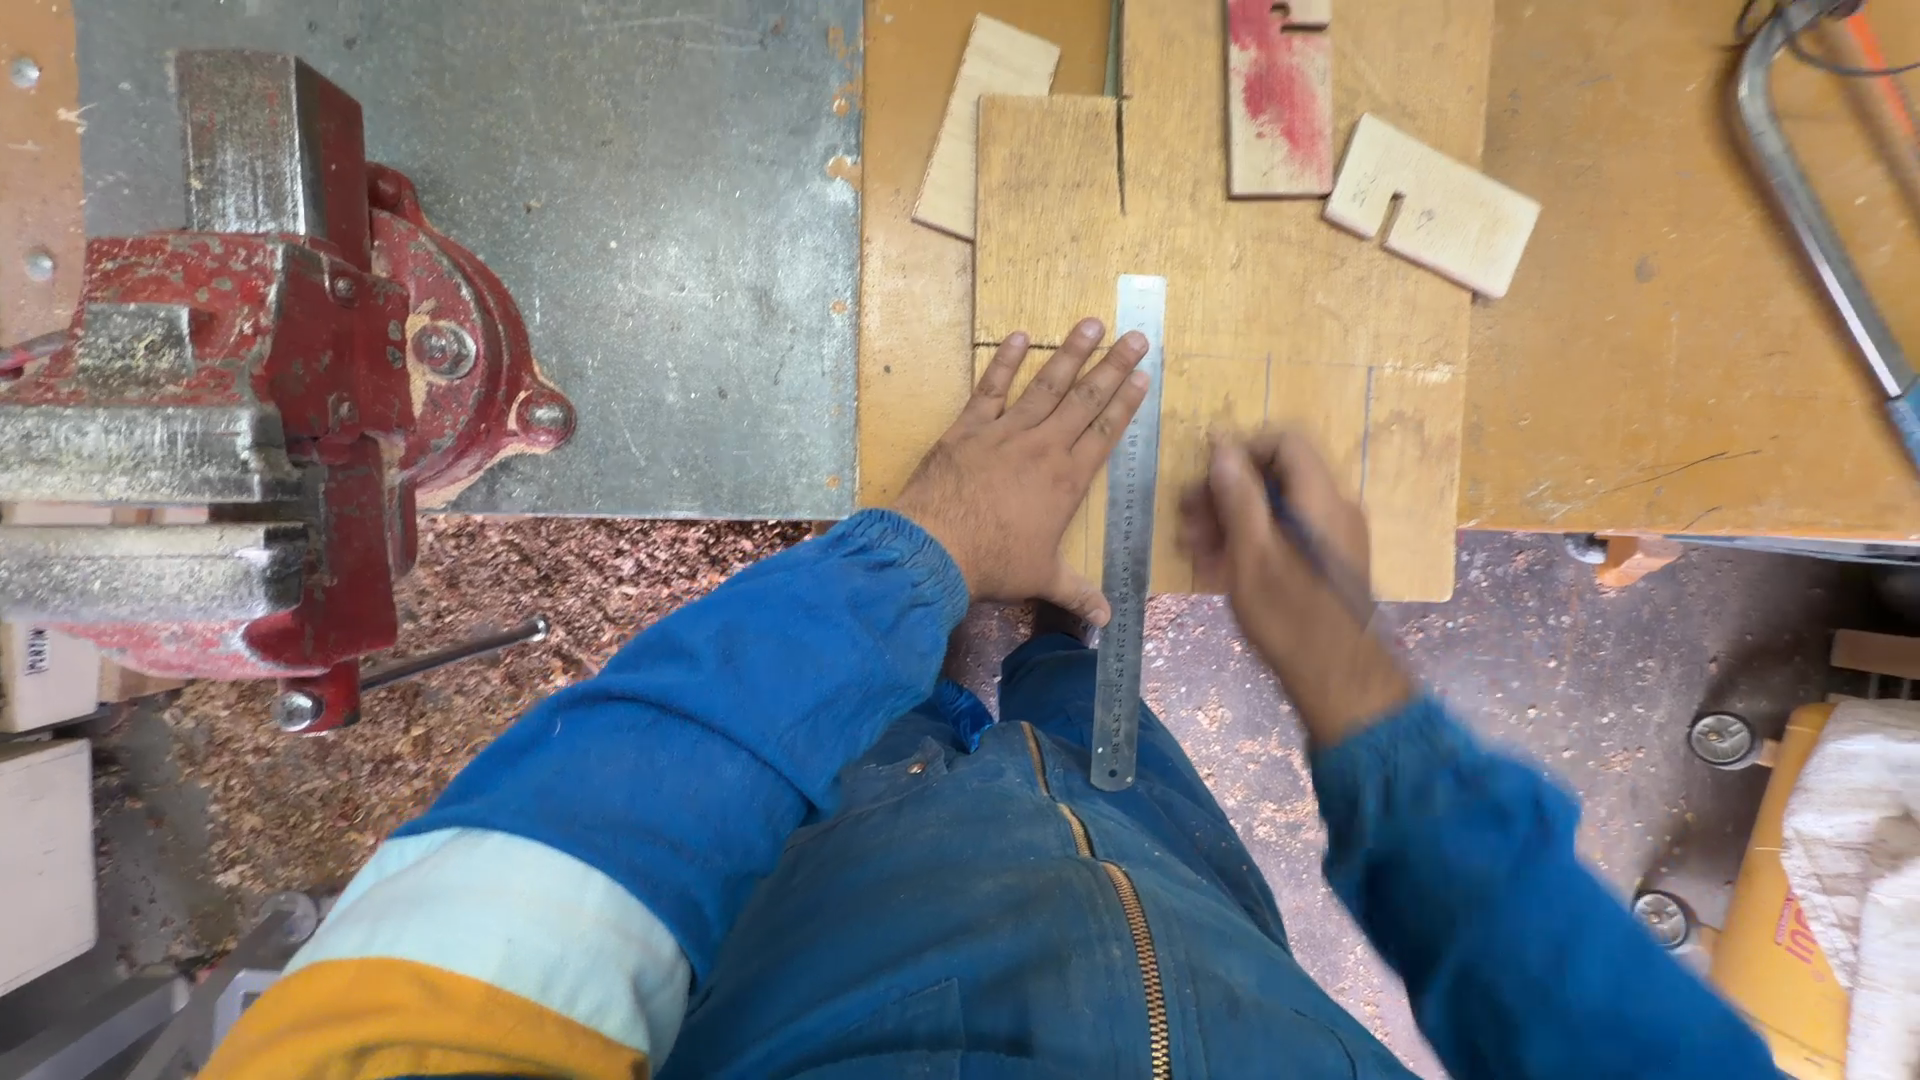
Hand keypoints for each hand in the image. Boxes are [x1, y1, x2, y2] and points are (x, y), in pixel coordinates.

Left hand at [894, 318, 1149, 626]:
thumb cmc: (994, 563)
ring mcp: (1005, 432)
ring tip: (1090, 323)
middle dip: (1112, 366)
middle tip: (1135, 335)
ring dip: (1069, 353)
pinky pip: (989, 388)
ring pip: (1045, 385)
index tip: (1143, 375)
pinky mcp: (969, 427)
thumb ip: (1077, 594)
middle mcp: (1043, 447)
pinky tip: (1017, 336)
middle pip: (1085, 399)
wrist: (936, 547)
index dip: (1126, 402)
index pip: (1105, 432)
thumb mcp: (1041, 580)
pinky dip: (1003, 361)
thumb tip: (1106, 622)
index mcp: (1067, 480)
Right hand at [1177, 431, 1413, 746]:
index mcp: (1320, 500)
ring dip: (1228, 518)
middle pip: (1274, 475)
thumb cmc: (1288, 617)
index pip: (1284, 442)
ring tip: (1192, 547)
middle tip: (1185, 518)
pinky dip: (1248, 539)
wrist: (1336, 679)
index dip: (1241, 450)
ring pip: (1273, 506)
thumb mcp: (1251, 555)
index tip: (1204, 478)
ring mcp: (1328, 536)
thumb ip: (1239, 497)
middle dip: (1224, 491)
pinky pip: (1282, 532)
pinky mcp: (1321, 560)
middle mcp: (1331, 509)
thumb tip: (1222, 447)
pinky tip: (1215, 564)